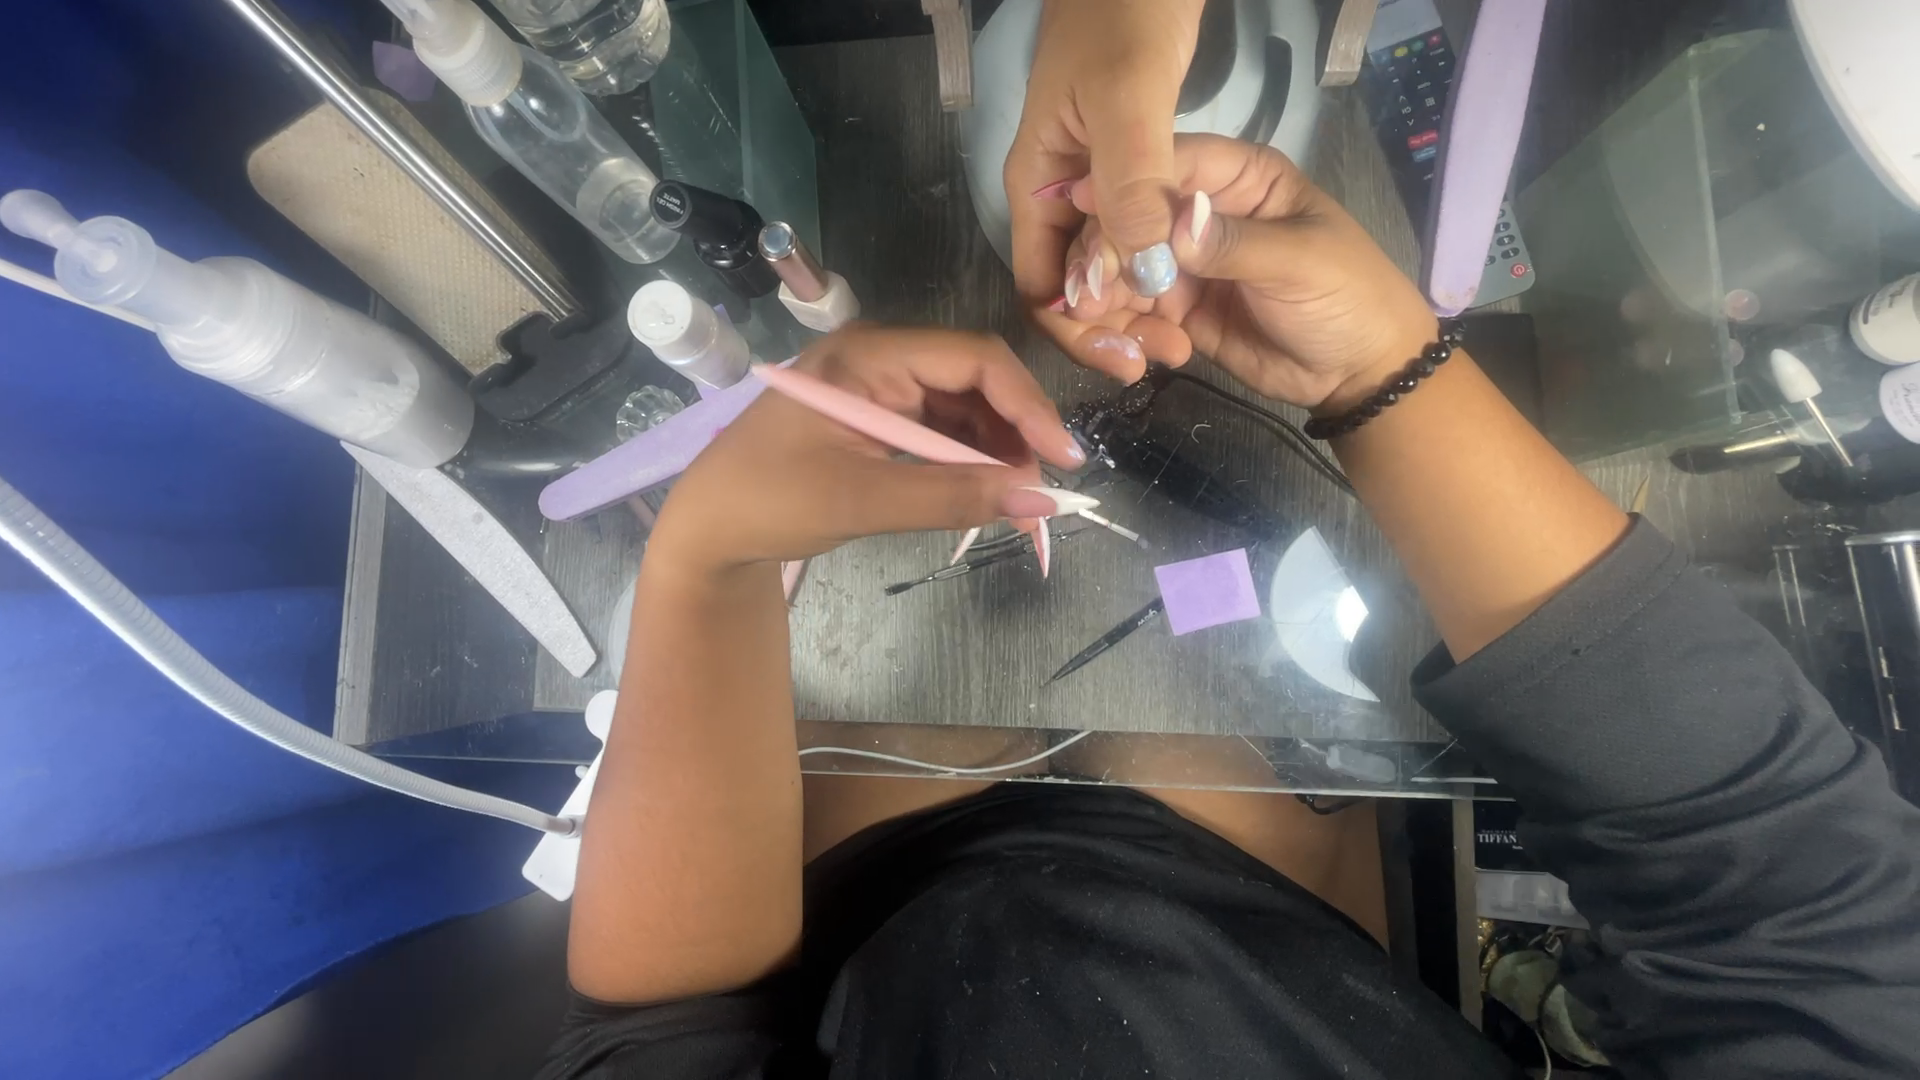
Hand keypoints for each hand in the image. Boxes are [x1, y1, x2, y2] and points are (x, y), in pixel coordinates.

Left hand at [650, 326, 1086, 573]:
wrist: (709, 529)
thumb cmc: (768, 502)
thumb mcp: (861, 501)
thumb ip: (952, 498)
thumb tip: (1040, 502)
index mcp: (869, 355)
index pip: (973, 360)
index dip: (1028, 405)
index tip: (1064, 459)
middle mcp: (880, 359)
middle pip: (973, 380)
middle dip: (1014, 432)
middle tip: (1040, 490)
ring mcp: (879, 388)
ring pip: (962, 407)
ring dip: (996, 450)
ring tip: (1018, 498)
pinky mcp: (878, 418)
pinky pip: (940, 430)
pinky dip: (968, 461)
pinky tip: (985, 490)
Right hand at [1005, 0, 1204, 380]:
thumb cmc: (1127, 17)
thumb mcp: (1131, 101)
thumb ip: (1132, 189)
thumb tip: (1140, 276)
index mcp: (1041, 191)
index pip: (1040, 285)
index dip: (1075, 328)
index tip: (1119, 353)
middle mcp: (1065, 206)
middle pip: (1073, 293)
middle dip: (1110, 331)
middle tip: (1155, 357)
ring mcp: (1102, 203)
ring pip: (1108, 281)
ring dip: (1138, 317)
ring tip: (1178, 346)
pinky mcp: (1137, 196)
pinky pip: (1140, 255)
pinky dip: (1160, 284)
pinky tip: (1188, 305)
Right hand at [1060, 135, 1441, 408]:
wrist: (1354, 372)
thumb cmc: (1346, 298)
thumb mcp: (1299, 261)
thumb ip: (1234, 243)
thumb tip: (1173, 224)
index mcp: (1239, 179)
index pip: (1171, 167)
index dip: (1126, 186)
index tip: (1080, 205)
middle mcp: (1201, 216)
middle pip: (1131, 221)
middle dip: (1104, 254)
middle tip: (1086, 295)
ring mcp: (1184, 266)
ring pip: (1122, 269)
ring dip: (1105, 298)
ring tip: (1097, 327)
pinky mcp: (1175, 312)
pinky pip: (1132, 313)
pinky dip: (1121, 330)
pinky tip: (1128, 352)